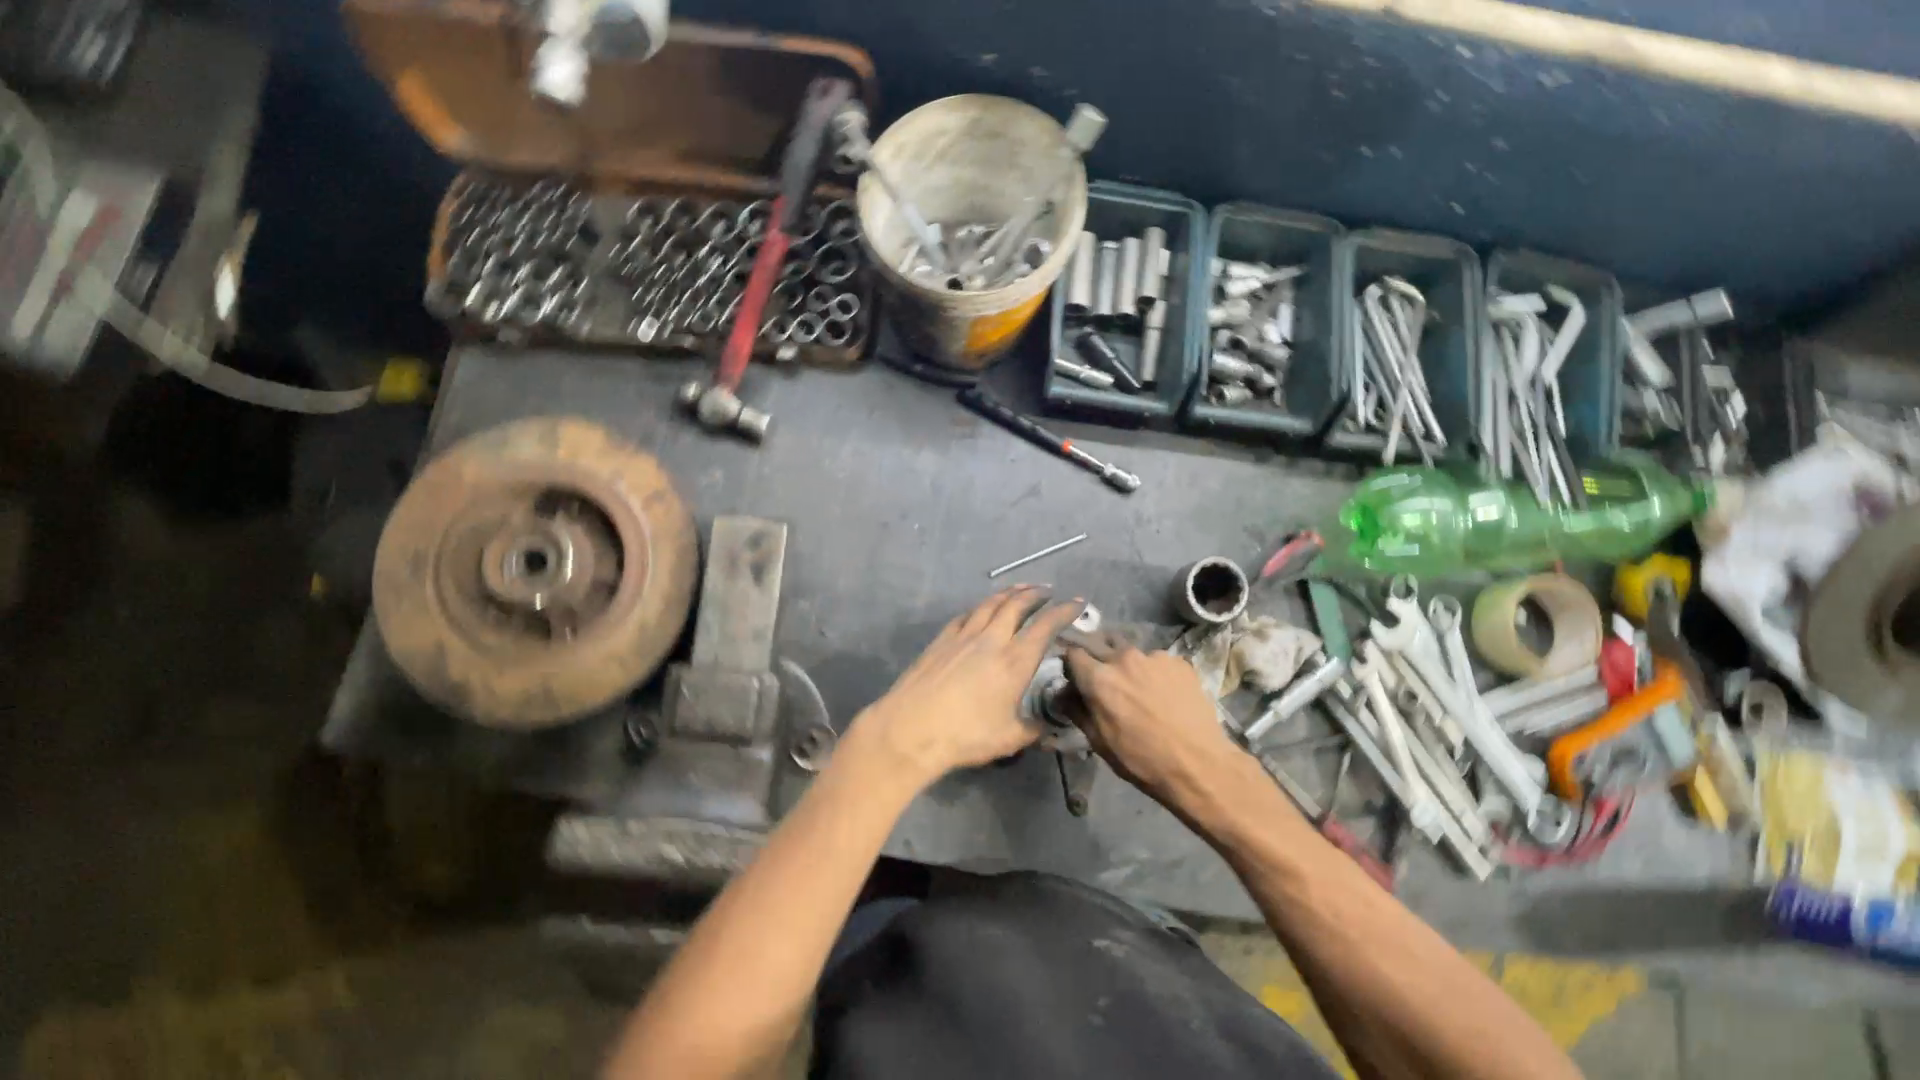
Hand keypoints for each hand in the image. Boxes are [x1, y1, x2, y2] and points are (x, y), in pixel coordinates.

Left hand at [854, 586, 1085, 785]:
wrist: (911, 729)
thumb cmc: (965, 736)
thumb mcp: (1010, 739)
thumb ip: (1034, 729)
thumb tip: (1048, 727)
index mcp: (1015, 661)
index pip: (1046, 626)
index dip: (1064, 611)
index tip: (1077, 602)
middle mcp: (992, 640)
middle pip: (1016, 605)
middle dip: (1035, 594)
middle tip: (1047, 591)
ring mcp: (963, 636)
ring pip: (990, 604)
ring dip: (1008, 593)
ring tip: (1019, 590)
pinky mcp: (940, 640)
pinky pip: (966, 615)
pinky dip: (980, 608)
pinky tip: (980, 610)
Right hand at [1064, 644, 1246, 809]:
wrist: (1197, 764)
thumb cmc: (1141, 759)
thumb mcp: (1099, 741)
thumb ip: (1077, 710)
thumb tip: (1064, 693)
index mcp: (1099, 678)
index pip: (1073, 652)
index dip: (1072, 663)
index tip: (1075, 674)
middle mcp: (1124, 658)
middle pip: (1100, 643)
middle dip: (1097, 657)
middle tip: (1104, 678)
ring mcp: (1154, 657)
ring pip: (1131, 652)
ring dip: (1127, 664)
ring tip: (1138, 687)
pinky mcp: (1179, 661)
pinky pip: (1157, 661)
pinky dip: (1154, 672)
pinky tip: (1164, 693)